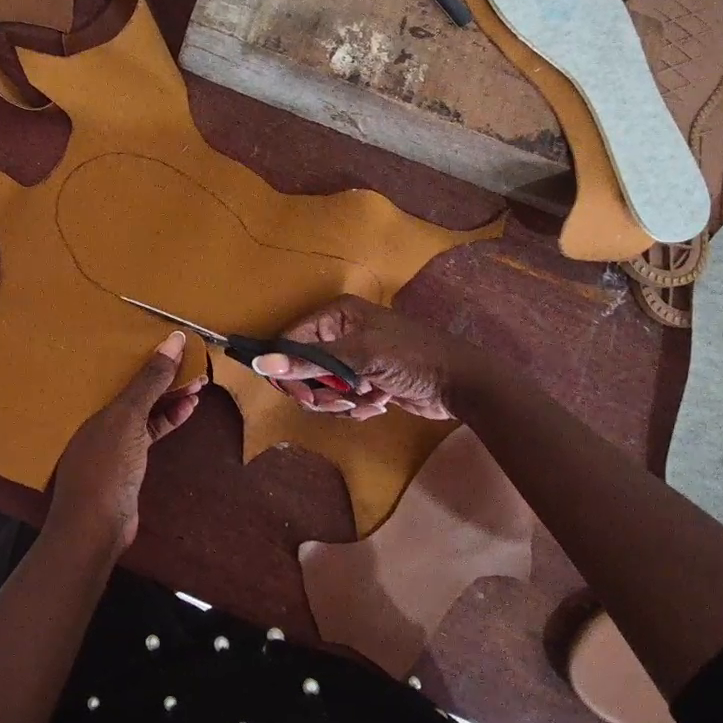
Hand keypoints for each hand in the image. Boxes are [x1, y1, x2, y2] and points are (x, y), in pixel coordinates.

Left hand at [46, 331, 206, 558]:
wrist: (95, 528)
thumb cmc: (108, 467)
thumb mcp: (129, 418)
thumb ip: (150, 381)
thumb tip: (173, 340)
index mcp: (96, 405)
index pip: (128, 373)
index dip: (155, 359)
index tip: (182, 347)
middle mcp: (104, 420)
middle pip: (139, 391)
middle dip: (168, 378)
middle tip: (198, 365)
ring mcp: (116, 443)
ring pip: (148, 411)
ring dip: (172, 398)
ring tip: (199, 385)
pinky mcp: (129, 465)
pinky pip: (152, 432)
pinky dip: (169, 420)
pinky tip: (188, 411)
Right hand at [253, 295, 484, 420]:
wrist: (462, 383)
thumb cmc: (412, 358)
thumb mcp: (360, 357)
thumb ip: (310, 362)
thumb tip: (260, 363)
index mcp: (335, 315)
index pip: (290, 341)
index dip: (287, 369)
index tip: (302, 393)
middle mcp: (340, 333)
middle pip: (303, 368)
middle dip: (319, 390)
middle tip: (341, 401)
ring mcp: (353, 358)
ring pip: (321, 388)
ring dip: (340, 402)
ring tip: (367, 402)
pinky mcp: (365, 381)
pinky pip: (340, 399)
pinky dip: (355, 407)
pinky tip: (379, 404)